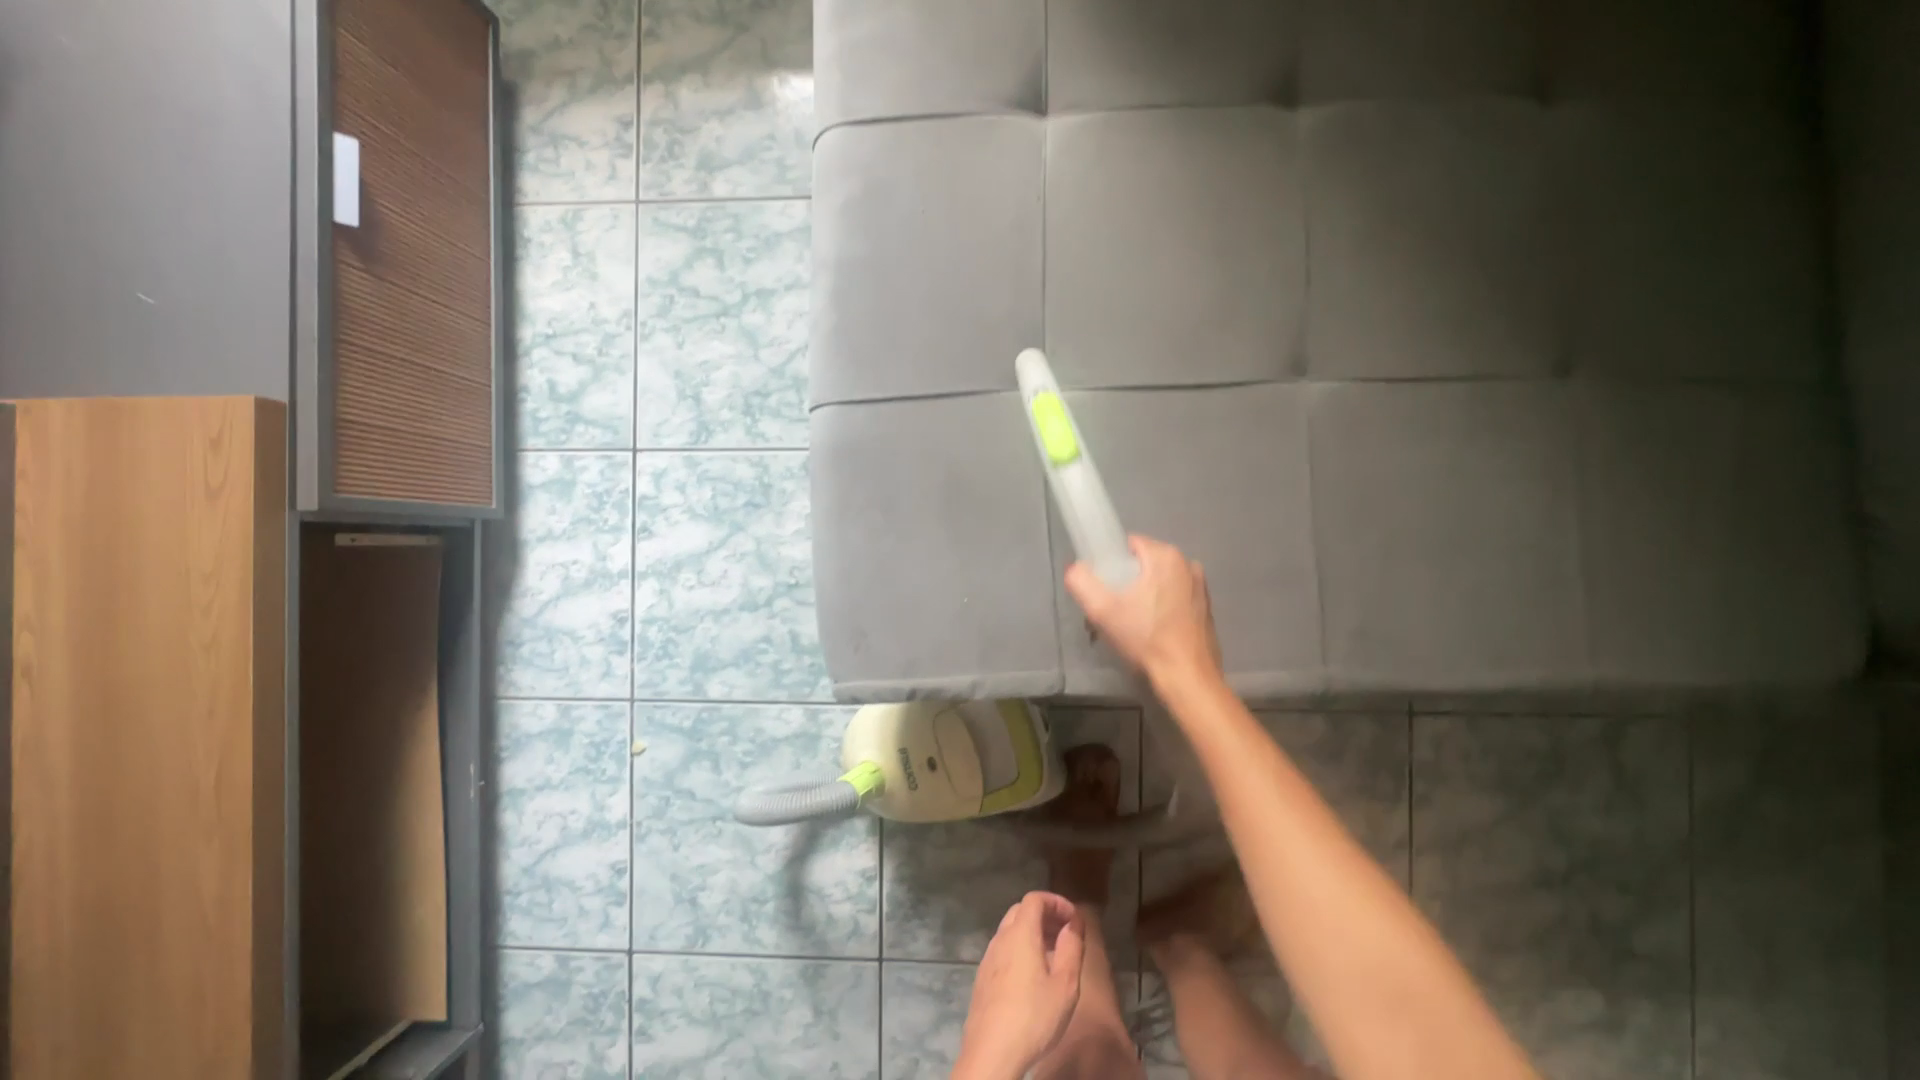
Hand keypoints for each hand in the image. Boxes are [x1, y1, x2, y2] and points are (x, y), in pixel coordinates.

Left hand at [953, 892, 1085, 1079]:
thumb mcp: (1065, 983)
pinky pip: (1003, 951)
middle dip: (1045, 915)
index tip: (1074, 919)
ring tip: (1054, 956)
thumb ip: (1072, 947)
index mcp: (1020, 934)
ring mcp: (988, 959)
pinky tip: (1033, 976)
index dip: (1056, 901)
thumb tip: (1073, 922)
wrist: (991, 1052)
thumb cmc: (1034, 1016)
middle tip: (1066, 934)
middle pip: (1020, 911)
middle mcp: (1000, 939)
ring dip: (1033, 933)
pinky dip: (1020, 949)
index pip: (1034, 898)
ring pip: (1010, 931)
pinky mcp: (983, 978)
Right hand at [1064, 534, 1222, 683]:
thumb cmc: (1145, 639)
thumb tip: (1076, 568)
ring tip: (1131, 626)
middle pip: (1143, 564)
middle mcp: (1187, 564)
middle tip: (1113, 613)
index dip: (1110, 565)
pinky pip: (1174, 597)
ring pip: (1158, 581)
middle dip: (1125, 583)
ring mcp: (1200, 586)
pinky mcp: (1206, 607)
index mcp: (1166, 556)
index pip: (1128, 545)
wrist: (1187, 676)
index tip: (1105, 590)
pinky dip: (1160, 608)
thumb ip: (1081, 581)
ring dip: (1142, 596)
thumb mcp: (1101, 610)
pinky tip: (1153, 632)